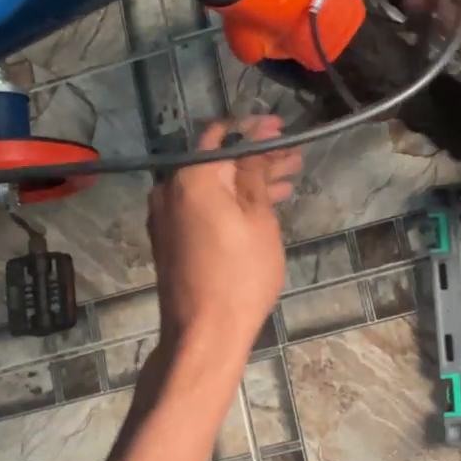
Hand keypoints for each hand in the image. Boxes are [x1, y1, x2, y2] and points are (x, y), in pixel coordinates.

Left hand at [147, 116, 300, 357]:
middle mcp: (170, 189)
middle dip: (257, 155)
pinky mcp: (172, 237)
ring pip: (213, 184)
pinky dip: (231, 199)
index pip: (223, 135)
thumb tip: (255, 149)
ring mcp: (167, 215)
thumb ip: (255, 176)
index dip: (256, 128)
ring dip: (248, 179)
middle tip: (294, 155)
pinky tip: (264, 202)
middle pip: (217, 159)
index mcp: (190, 177)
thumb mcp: (258, 219)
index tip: (284, 127)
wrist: (204, 333)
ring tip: (290, 177)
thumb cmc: (239, 274)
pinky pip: (203, 204)